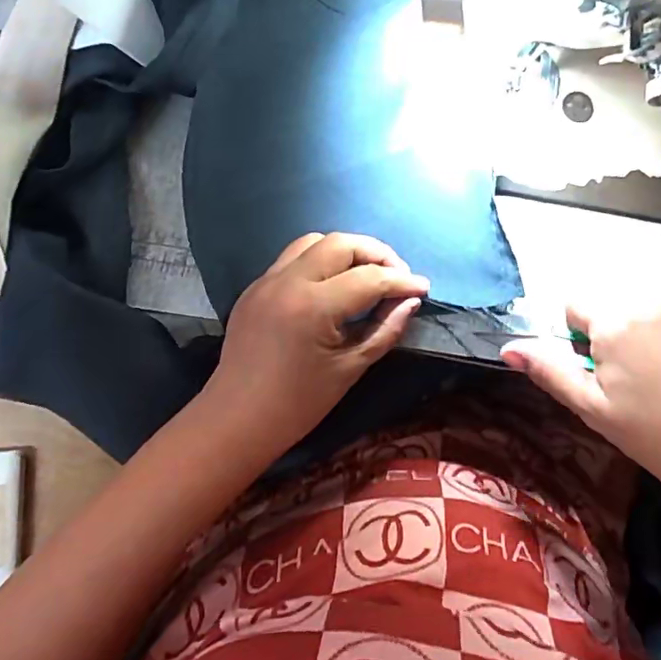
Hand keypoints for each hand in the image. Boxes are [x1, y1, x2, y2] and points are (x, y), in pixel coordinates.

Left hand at [206, 233, 428, 447]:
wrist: (238, 417)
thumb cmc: (298, 404)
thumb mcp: (350, 369)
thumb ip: (384, 330)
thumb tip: (410, 301)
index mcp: (313, 306)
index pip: (368, 278)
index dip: (401, 282)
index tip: (422, 289)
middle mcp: (287, 282)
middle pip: (341, 243)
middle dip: (376, 254)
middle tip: (397, 277)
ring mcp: (266, 281)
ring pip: (312, 242)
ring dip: (345, 251)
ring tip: (366, 275)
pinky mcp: (254, 287)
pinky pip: (291, 259)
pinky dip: (318, 261)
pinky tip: (332, 285)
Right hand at [502, 300, 660, 550]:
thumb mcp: (602, 416)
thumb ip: (552, 373)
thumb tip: (508, 346)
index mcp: (617, 322)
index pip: (577, 305)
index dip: (584, 338)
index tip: (609, 373)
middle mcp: (658, 298)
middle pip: (622, 305)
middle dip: (626, 334)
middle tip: (653, 384)